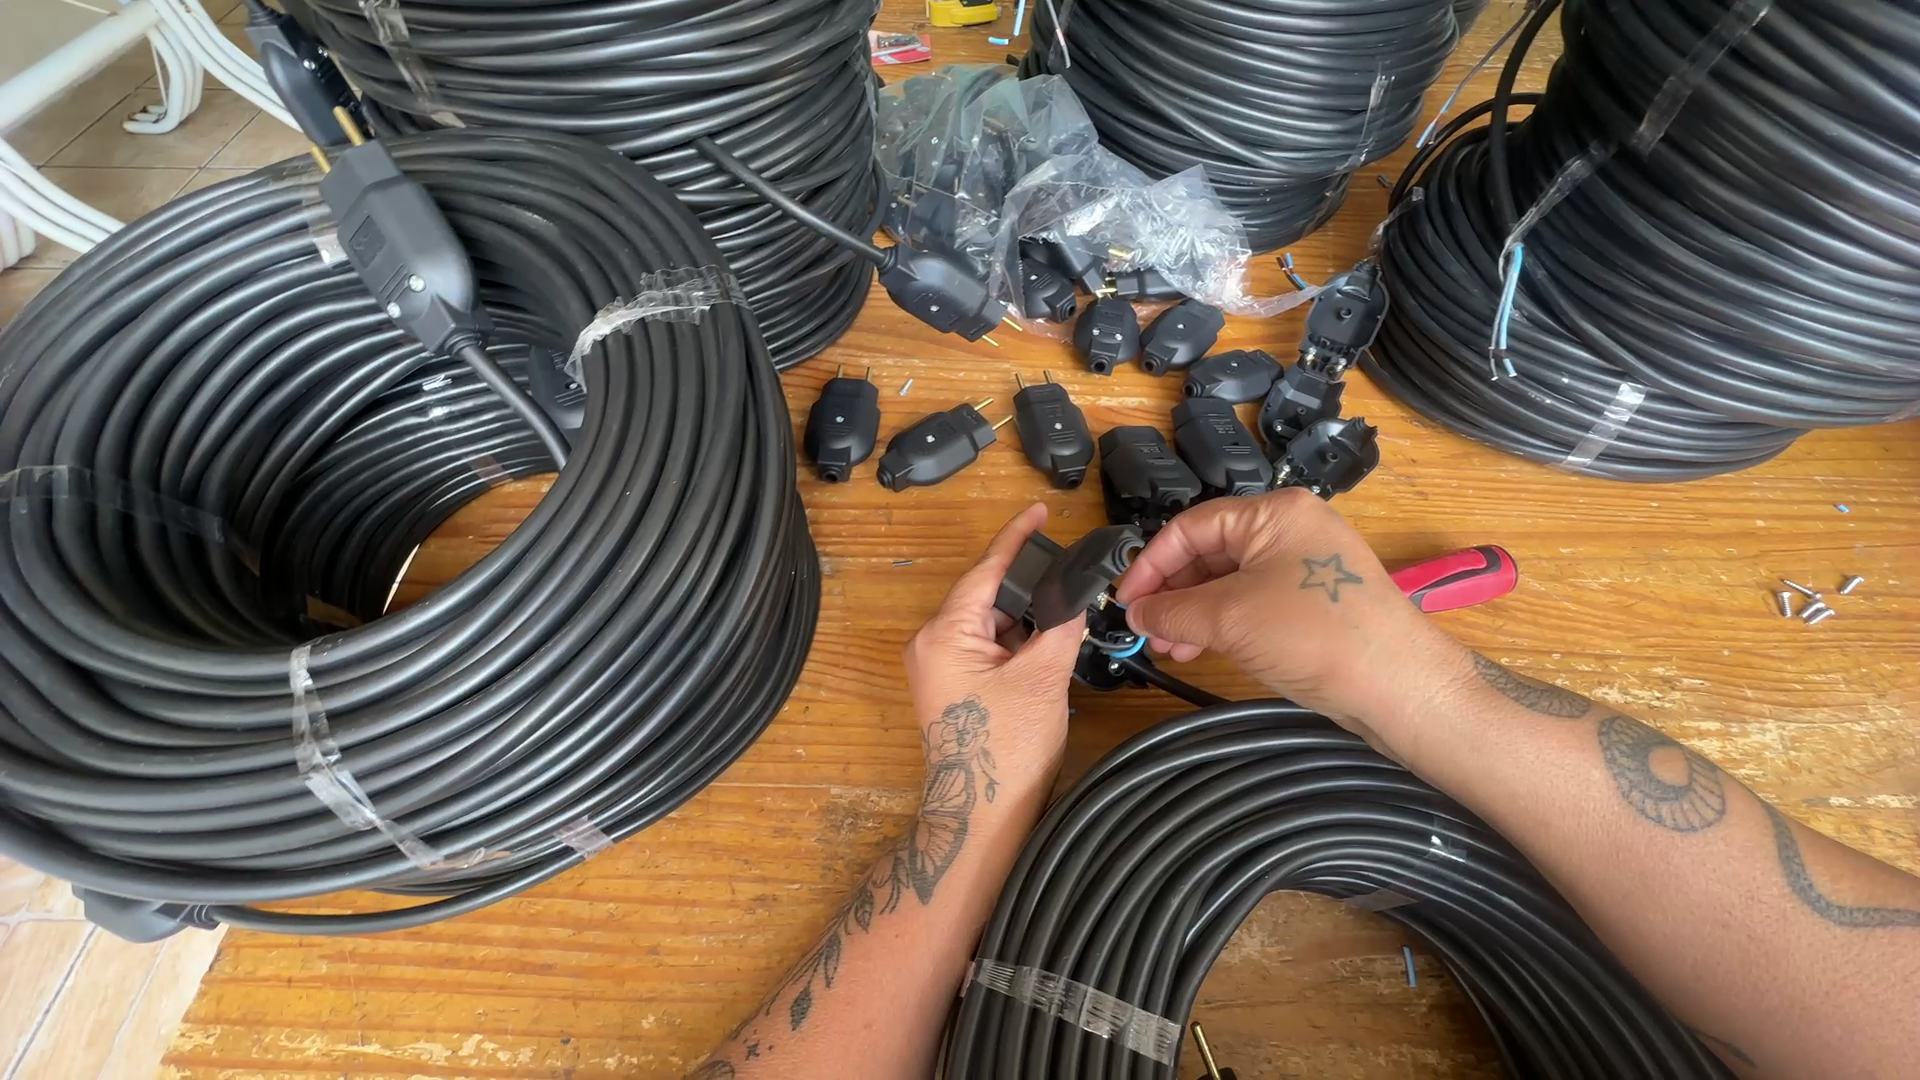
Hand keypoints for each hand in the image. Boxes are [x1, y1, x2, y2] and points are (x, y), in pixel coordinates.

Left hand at [903, 503, 1085, 810]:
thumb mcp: (1043, 678)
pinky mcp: (950, 683)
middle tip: (1069, 583)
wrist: (982, 817)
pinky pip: (985, 647)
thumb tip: (1072, 597)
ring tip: (1062, 626)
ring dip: (1024, 622)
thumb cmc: (1006, 750)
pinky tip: (1043, 649)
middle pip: (987, 597)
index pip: (985, 570)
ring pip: (989, 623)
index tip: (1038, 510)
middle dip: (1028, 591)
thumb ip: (1059, 626)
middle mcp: (931, 643)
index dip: (1016, 538)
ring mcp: (937, 664)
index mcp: (943, 633)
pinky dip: (1014, 643)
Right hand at [1114, 489, 1467, 741]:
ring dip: (1191, 613)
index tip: (1125, 599)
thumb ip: (1170, 610)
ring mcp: (1302, 565)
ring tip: (1169, 646)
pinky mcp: (1311, 600)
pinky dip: (1219, 622)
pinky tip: (1197, 647)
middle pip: (1208, 553)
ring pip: (1226, 581)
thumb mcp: (1228, 617)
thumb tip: (1134, 614)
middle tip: (1146, 628)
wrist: (1400, 688)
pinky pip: (1249, 601)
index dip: (1150, 564)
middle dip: (1172, 593)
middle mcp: (1288, 529)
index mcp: (1272, 512)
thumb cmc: (1313, 635)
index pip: (1189, 527)